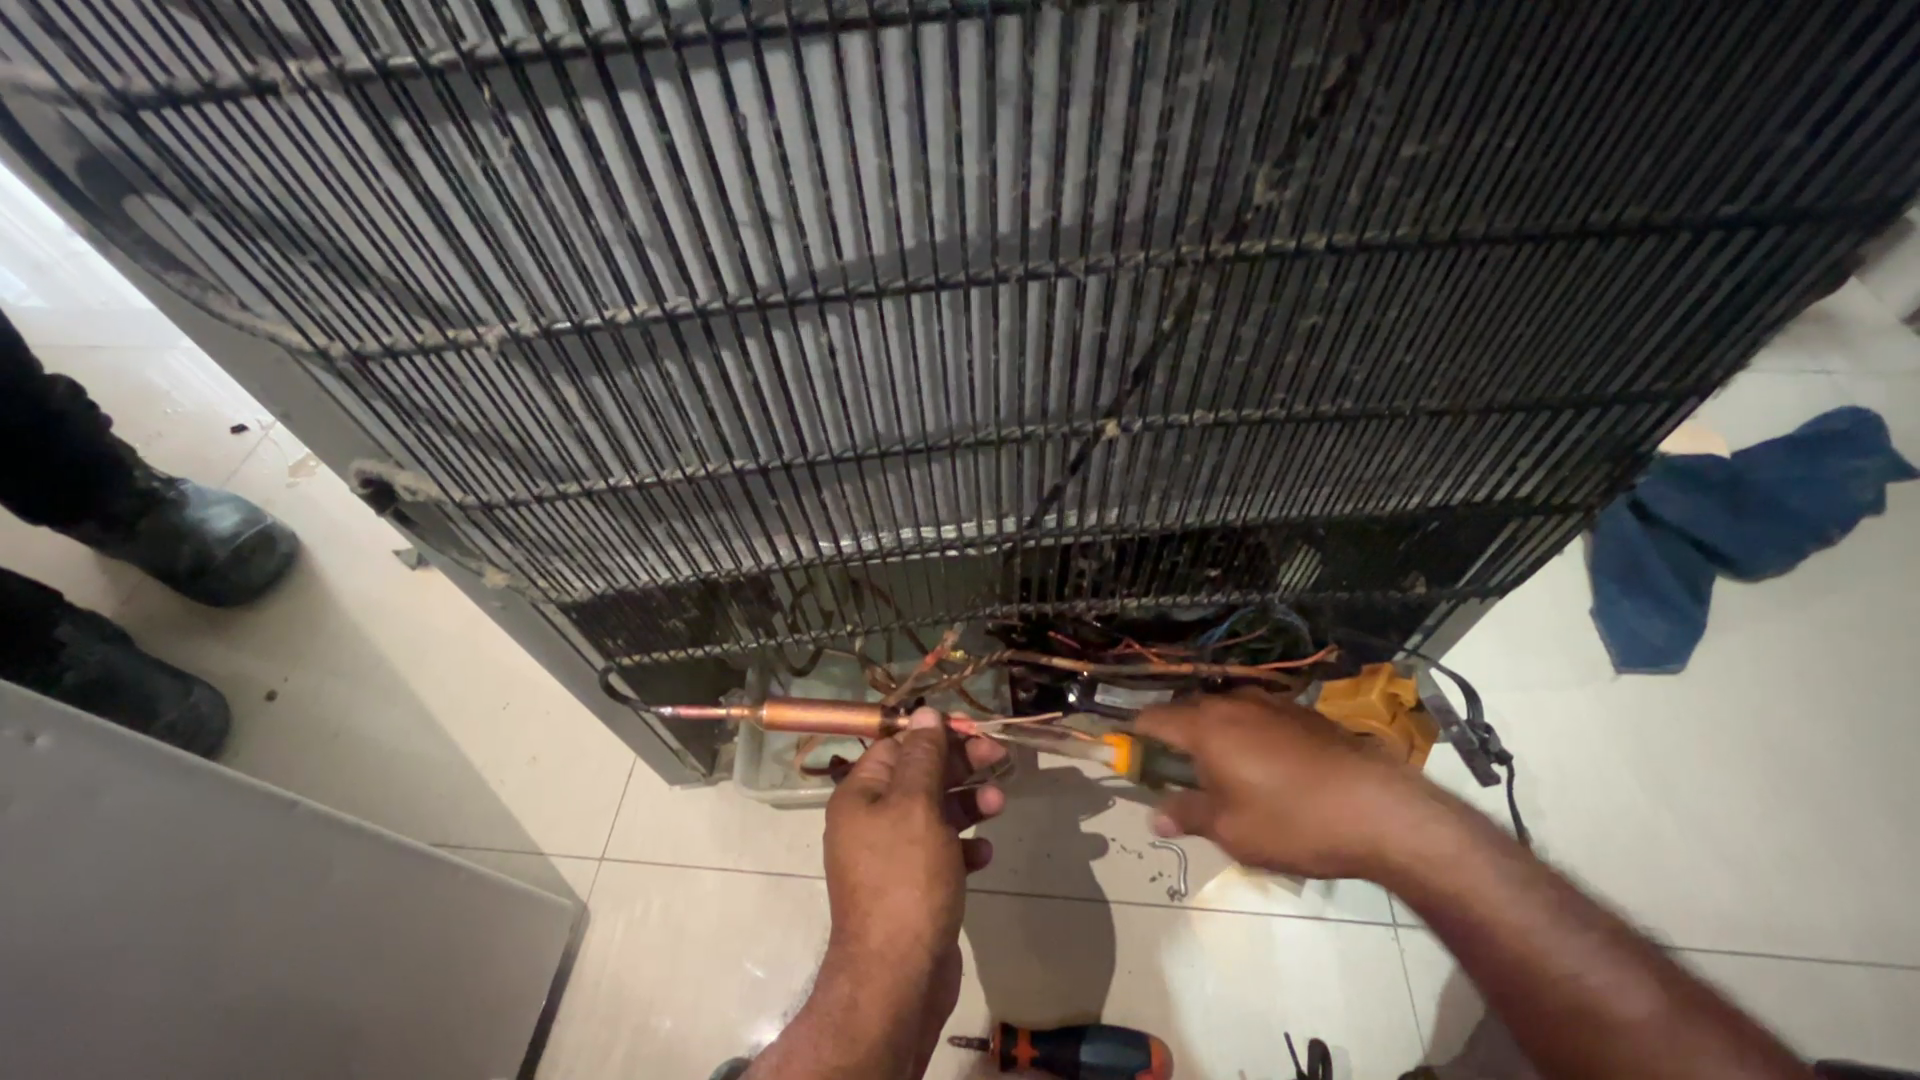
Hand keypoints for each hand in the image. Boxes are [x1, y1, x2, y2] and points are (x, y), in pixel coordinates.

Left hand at [823, 707, 1006, 972]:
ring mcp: (891, 857)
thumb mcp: (915, 805)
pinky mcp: (913, 888)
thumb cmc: (905, 879)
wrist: (897, 976)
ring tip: (997, 806)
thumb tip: (925, 712)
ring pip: (935, 813)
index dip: (937, 733)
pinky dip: (964, 847)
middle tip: (999, 759)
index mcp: (860, 795)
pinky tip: (983, 855)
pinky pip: (942, 853)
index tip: (976, 731)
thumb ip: (923, 756)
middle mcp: (870, 821)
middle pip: (919, 776)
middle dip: (959, 765)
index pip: (898, 745)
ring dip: (968, 804)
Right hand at [1135, 688, 1440, 879]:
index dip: (1135, 736)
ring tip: (1220, 774)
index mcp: (1206, 727)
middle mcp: (1235, 704)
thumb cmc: (1293, 823)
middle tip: (1174, 775)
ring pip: (1226, 712)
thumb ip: (1187, 815)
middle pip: (1188, 712)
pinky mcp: (1305, 715)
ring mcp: (1273, 704)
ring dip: (1213, 735)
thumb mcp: (1231, 830)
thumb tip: (1155, 816)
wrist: (1382, 811)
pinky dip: (1247, 736)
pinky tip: (1266, 770)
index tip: (1130, 757)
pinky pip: (1258, 717)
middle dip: (1174, 738)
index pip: (1153, 718)